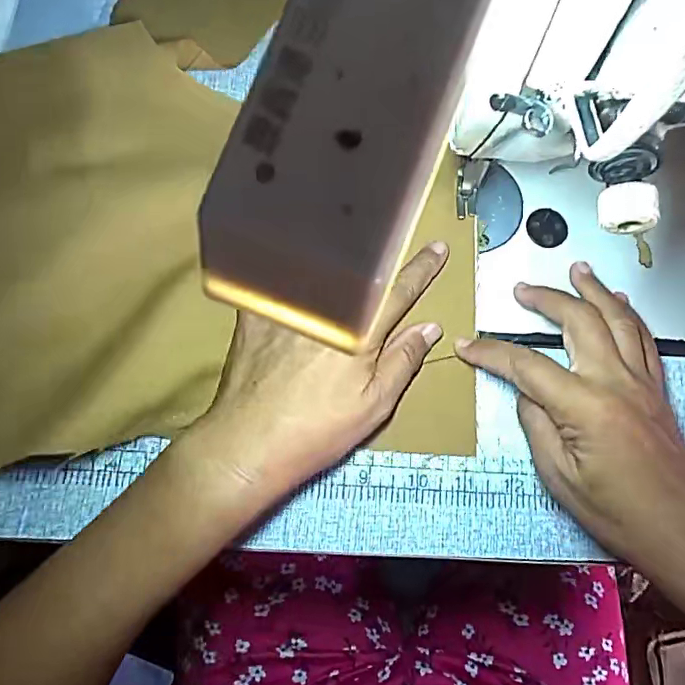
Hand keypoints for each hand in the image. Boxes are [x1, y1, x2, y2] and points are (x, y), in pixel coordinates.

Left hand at [183, 241, 451, 507]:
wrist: (248, 442)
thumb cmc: (315, 431)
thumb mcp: (373, 405)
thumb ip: (403, 361)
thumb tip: (428, 329)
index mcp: (360, 332)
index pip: (400, 292)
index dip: (422, 269)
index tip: (435, 249)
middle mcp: (325, 310)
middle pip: (360, 273)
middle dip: (381, 256)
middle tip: (390, 242)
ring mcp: (288, 309)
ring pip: (320, 270)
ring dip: (340, 257)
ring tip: (349, 244)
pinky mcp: (256, 314)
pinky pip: (277, 281)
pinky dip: (290, 270)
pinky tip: (292, 263)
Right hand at [453, 261, 684, 548]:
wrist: (683, 530)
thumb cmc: (617, 513)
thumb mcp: (558, 476)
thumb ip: (536, 424)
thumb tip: (527, 393)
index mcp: (585, 405)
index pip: (526, 365)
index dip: (492, 352)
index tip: (467, 345)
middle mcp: (616, 382)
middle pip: (578, 322)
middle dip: (546, 299)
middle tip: (522, 289)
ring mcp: (642, 382)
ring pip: (617, 320)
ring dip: (594, 291)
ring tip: (577, 270)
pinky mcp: (657, 390)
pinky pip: (643, 339)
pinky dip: (627, 315)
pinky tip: (618, 302)